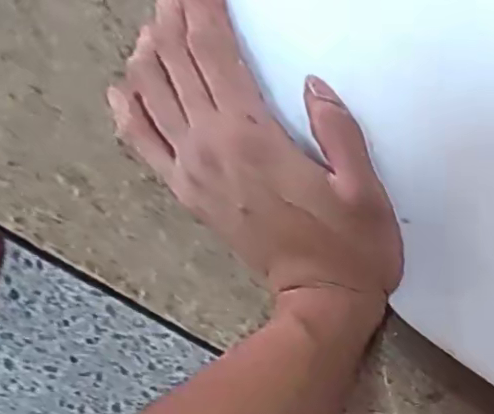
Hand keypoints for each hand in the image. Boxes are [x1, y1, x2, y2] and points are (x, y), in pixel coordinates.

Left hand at [109, 0, 402, 318]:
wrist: (324, 304)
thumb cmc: (352, 254)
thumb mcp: (366, 193)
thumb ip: (341, 132)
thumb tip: (313, 87)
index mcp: (252, 137)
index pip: (211, 47)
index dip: (204, 5)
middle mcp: (211, 147)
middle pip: (172, 57)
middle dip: (174, 16)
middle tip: (187, 0)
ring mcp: (194, 172)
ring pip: (147, 87)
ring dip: (148, 48)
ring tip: (162, 31)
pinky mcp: (191, 196)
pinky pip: (140, 140)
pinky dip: (127, 105)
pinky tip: (128, 88)